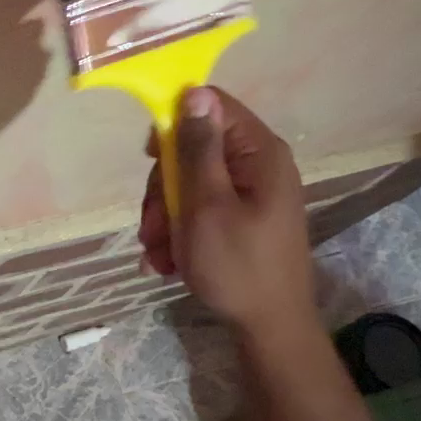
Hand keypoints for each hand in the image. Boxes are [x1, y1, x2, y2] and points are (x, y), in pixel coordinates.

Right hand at [139, 87, 315, 338]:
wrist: (269, 328)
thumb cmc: (237, 266)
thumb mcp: (207, 205)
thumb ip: (198, 148)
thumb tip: (194, 92)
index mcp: (259, 153)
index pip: (212, 107)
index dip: (175, 125)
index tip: (151, 159)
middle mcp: (258, 165)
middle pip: (194, 150)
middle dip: (164, 188)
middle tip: (152, 225)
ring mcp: (251, 194)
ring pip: (190, 184)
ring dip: (164, 217)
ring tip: (156, 253)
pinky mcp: (243, 219)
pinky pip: (201, 210)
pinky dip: (179, 233)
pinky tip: (166, 262)